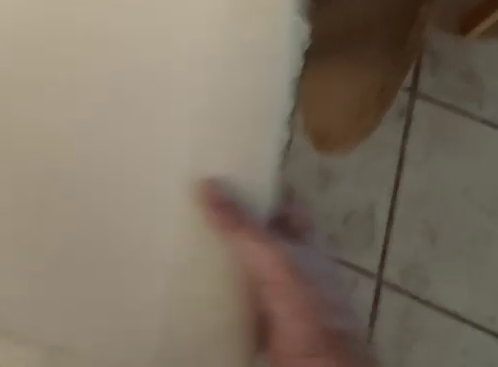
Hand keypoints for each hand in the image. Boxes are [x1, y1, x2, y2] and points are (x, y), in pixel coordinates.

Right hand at [200, 180, 375, 366]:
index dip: (263, 185)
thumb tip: (208, 180)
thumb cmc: (308, 309)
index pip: (286, 203)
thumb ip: (241, 224)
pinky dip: (219, 296)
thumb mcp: (273, 259)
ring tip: (188, 238)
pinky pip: (237, 303)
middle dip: (234, 220)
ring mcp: (282, 300)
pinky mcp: (265, 327)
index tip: (230, 169)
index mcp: (306, 244)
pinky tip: (193, 286)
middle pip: (263, 235)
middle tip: (197, 201)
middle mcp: (296, 268)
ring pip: (249, 269)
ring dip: (225, 259)